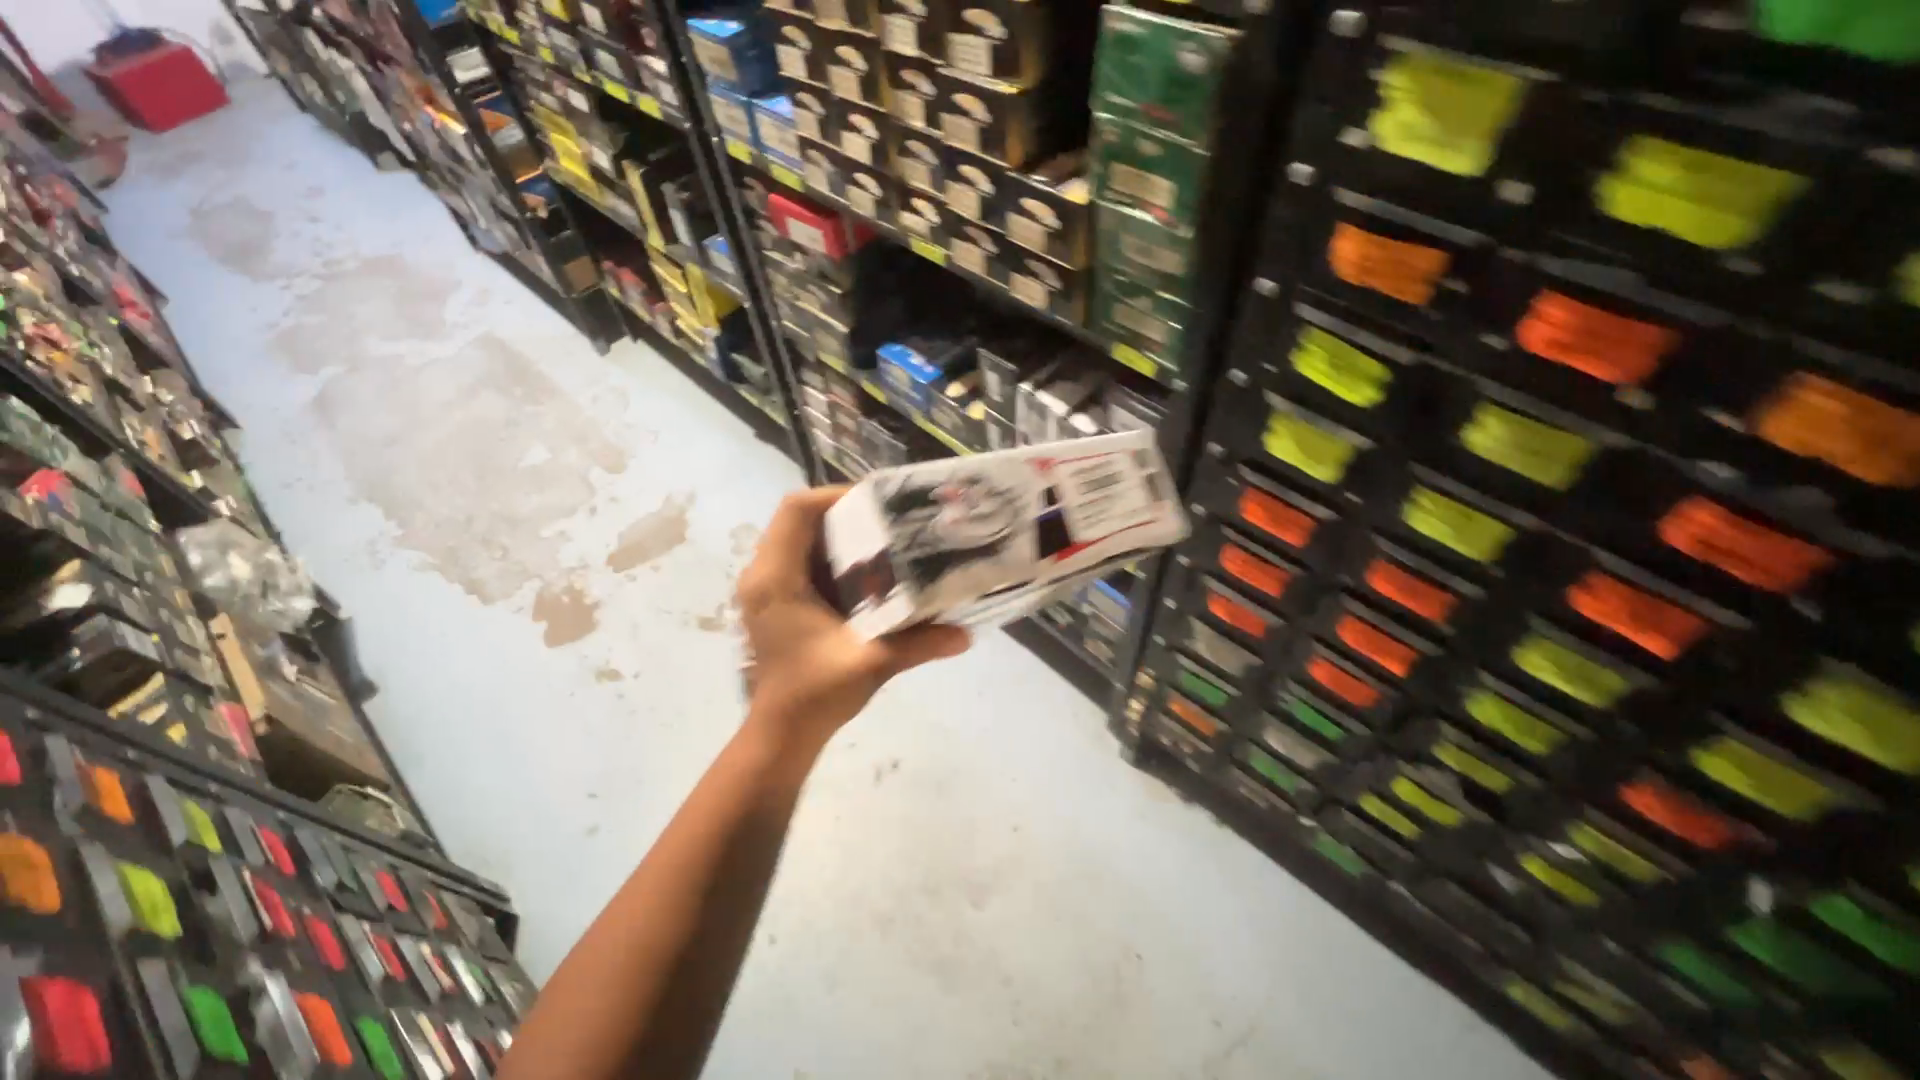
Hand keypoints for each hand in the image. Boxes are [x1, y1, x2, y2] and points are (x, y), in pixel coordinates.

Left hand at [737, 486, 969, 749]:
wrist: (782, 732)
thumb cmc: (815, 694)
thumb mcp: (872, 663)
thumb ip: (918, 643)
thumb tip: (965, 634)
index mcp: (776, 579)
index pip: (796, 510)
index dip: (836, 496)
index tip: (878, 504)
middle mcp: (762, 575)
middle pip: (798, 520)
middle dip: (844, 515)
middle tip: (889, 522)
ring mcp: (765, 589)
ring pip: (799, 539)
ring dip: (838, 537)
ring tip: (883, 542)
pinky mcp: (774, 602)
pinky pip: (800, 561)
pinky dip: (831, 559)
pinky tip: (867, 574)